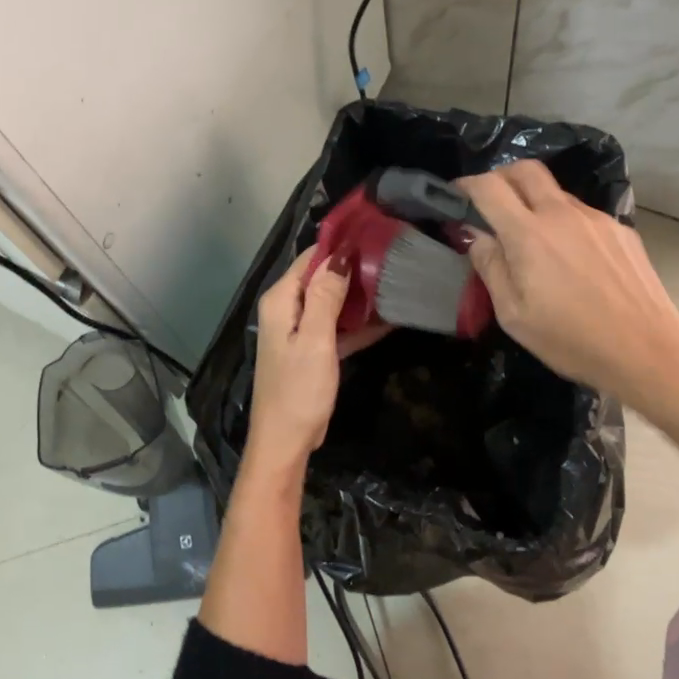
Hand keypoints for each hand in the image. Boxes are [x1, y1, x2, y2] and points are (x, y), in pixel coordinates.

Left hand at [249, 247, 386, 460]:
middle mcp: (287, 309)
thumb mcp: (315, 340)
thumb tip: (340, 256)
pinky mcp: (313, 351)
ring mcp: (300, 331)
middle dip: (354, 270)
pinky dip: (358, 324)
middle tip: (393, 260)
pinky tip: (390, 318)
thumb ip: (325, 297)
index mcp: (281, 300)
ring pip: (332, 303)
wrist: (286, 442)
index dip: (340, 247)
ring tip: (397, 282)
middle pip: (322, 278)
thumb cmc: (298, 390)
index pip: (310, 259)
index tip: (374, 236)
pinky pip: (337, 328)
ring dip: (359, 297)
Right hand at [457, 160, 678, 398]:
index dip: (466, 185)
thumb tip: (477, 236)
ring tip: (532, 240)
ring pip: (555, 193)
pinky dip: (564, 224)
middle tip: (490, 203)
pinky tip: (570, 259)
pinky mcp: (620, 230)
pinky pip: (582, 215)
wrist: (648, 350)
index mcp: (528, 235)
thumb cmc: (572, 340)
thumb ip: (491, 267)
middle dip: (501, 177)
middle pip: (525, 170)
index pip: (488, 188)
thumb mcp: (514, 315)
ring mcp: (595, 219)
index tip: (455, 196)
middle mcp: (561, 214)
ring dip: (534, 202)